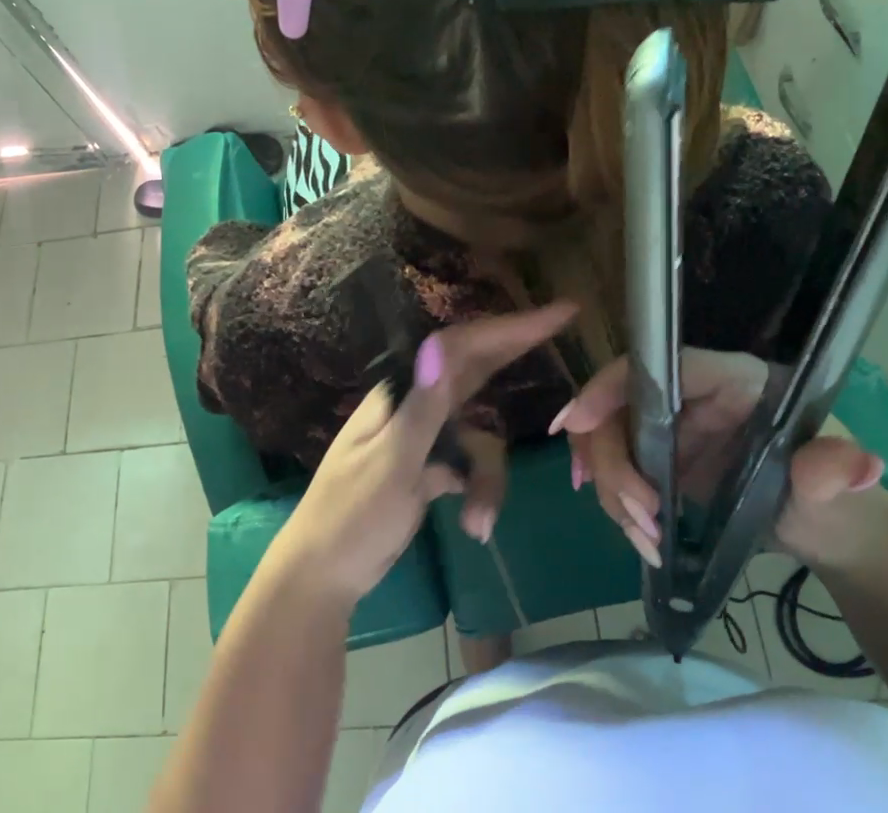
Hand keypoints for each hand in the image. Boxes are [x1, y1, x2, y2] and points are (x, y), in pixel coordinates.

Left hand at [273, 302, 578, 604]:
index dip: (508, 328)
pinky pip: (469, 468)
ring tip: (480, 523)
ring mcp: (422, 440)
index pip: (458, 348)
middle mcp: (413, 408)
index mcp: (399, 397)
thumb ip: (421, 408)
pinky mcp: (428, 471)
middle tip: (564, 326)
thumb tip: (438, 345)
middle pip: (474, 373)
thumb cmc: (350, 517)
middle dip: (516, 356)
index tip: (556, 314)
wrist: (323, 574)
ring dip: (489, 479)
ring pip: (480, 438)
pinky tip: (475, 526)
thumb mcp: (391, 464)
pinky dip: (478, 494)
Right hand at [553, 348, 887, 568]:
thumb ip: (831, 471)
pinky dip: (616, 503)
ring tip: (648, 540)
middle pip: (620, 409)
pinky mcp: (657, 458)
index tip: (575, 422)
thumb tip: (855, 465)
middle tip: (641, 520)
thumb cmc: (834, 499)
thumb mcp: (834, 488)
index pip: (660, 367)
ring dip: (613, 492)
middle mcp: (690, 394)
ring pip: (607, 442)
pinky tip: (640, 537)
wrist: (822, 529)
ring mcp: (669, 426)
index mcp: (734, 380)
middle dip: (615, 465)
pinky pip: (613, 469)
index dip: (612, 386)